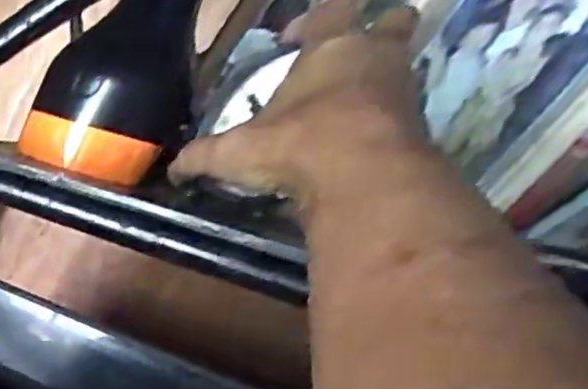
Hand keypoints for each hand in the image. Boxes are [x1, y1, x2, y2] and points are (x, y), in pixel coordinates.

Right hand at [171, 0, 432, 205]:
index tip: (290, 37)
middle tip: (340, 59)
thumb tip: (174, 169)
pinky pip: (395, 105)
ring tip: (338, 106)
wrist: (359, 173)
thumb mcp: (231, 154)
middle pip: (390, 21)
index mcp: (332, 48)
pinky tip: (348, 138)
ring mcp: (401, 83)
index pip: (329, 11)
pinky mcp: (413, 117)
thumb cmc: (295, 144)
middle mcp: (375, 53)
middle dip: (371, 32)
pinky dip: (374, 116)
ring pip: (396, 63)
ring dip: (373, 77)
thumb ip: (200, 157)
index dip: (310, 20)